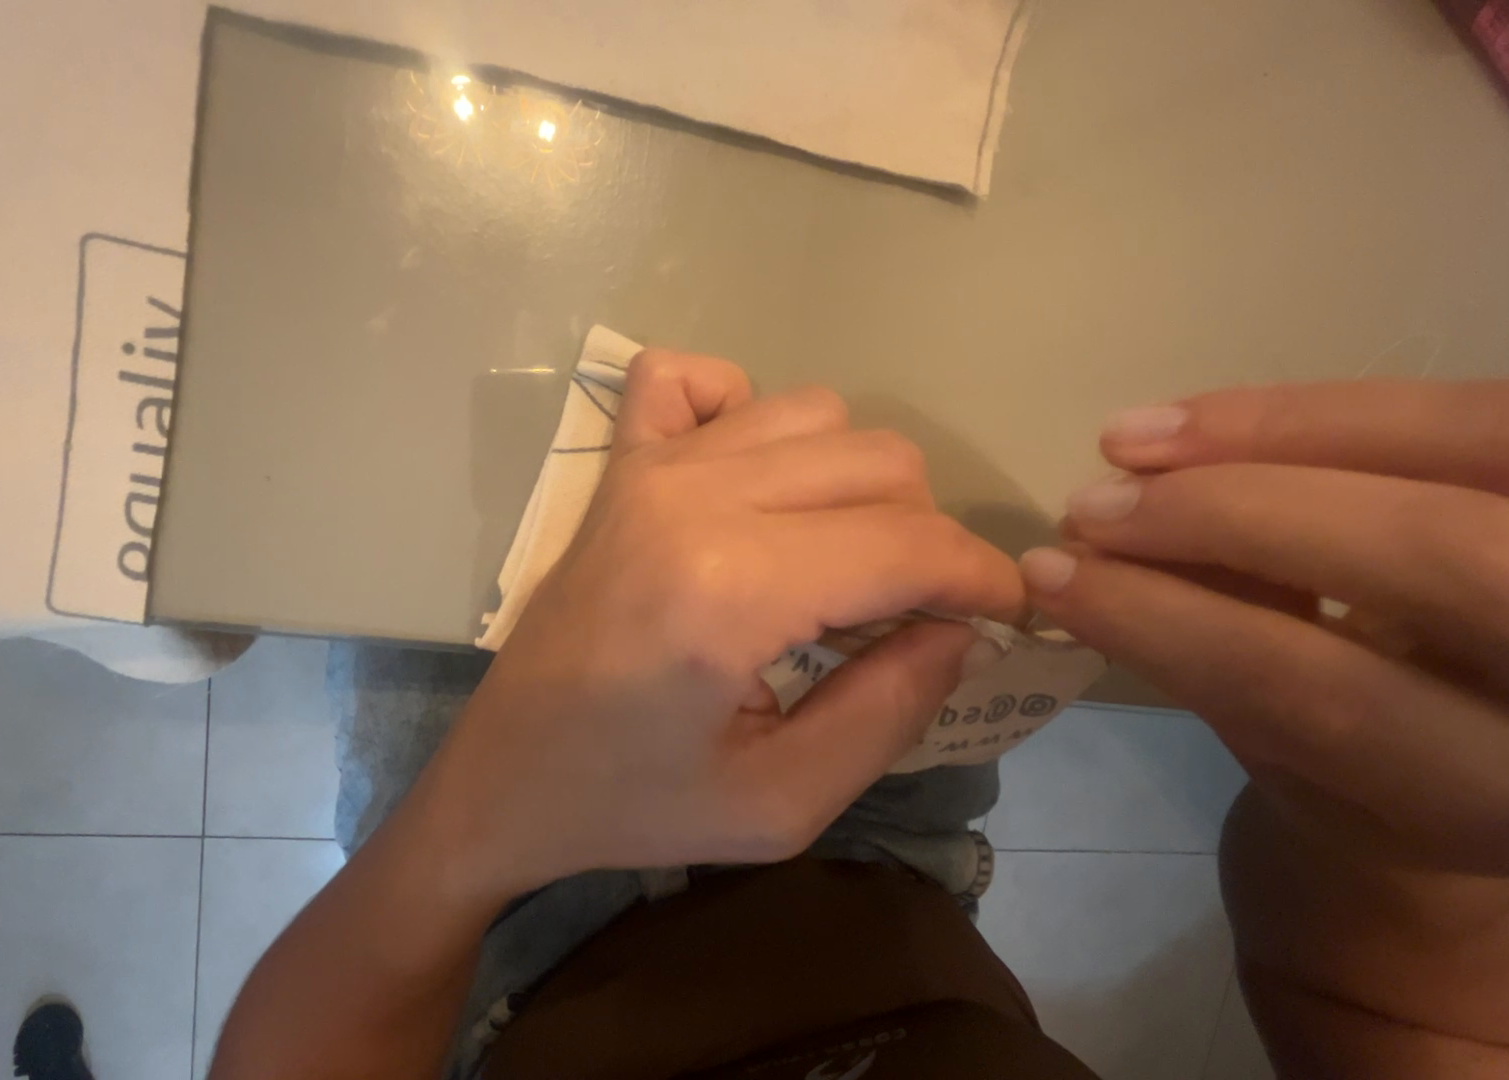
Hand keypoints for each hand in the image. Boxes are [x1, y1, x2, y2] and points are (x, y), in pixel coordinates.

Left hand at [415, 349, 1022, 897]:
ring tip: (834, 558)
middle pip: (876, 462)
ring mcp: (645, 468)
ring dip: (853, 481)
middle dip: (924, 536)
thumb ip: (888, 712)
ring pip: (811, 413)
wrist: (505, 779)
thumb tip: (958, 630)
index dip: (980, 577)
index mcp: (730, 589)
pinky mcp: (614, 466)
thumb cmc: (633, 805)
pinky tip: (747, 480)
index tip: (1003, 615)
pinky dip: (742, 410)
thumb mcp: (780, 804)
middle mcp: (691, 498)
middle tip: (907, 611)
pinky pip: (688, 378)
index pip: (908, 543)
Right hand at [1023, 379, 1508, 879]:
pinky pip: (1499, 410)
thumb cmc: (1378, 781)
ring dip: (1277, 428)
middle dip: (1227, 511)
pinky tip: (1214, 422)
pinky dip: (1330, 406)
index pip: (1326, 689)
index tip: (1048, 574)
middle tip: (1095, 505)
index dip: (1165, 617)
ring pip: (1502, 440)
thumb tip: (1089, 555)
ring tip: (1135, 439)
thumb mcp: (1287, 760)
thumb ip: (1203, 657)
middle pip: (1443, 549)